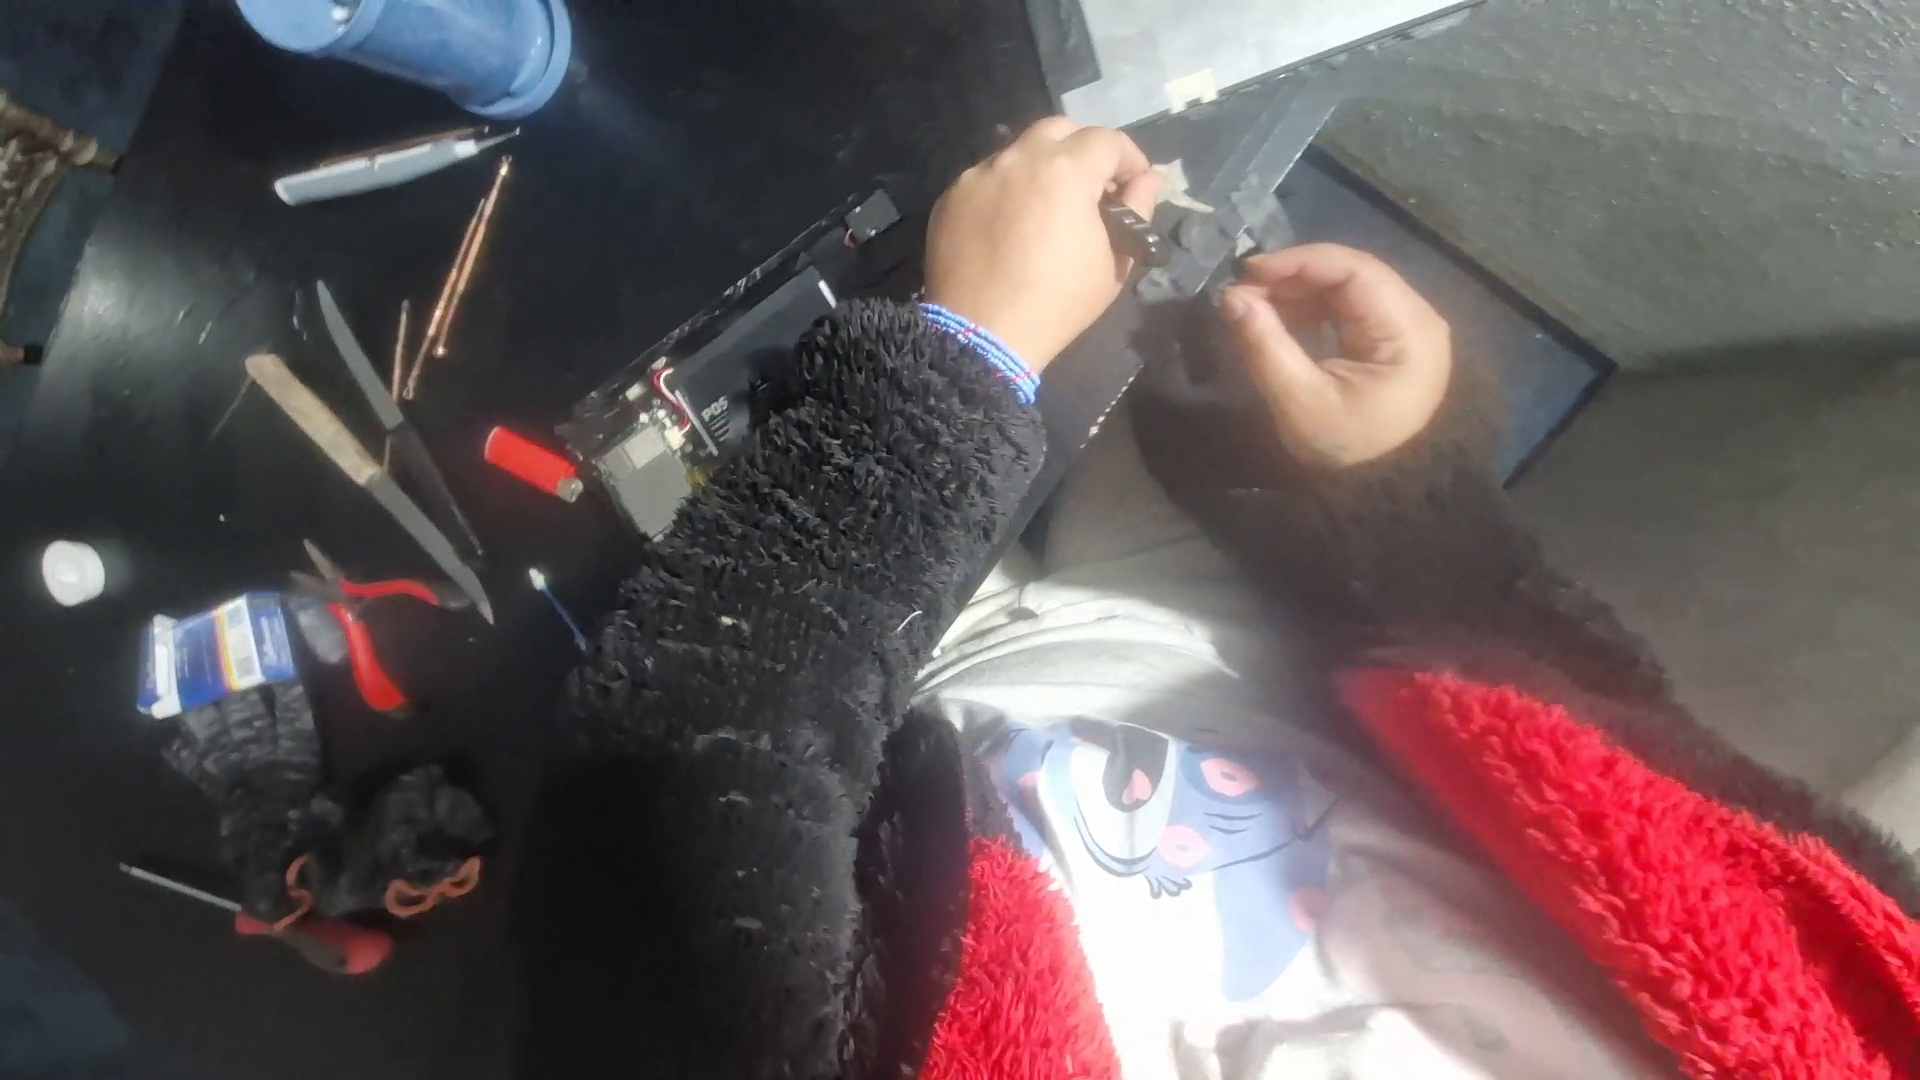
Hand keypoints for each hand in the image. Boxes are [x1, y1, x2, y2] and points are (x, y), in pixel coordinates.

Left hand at [924, 117, 1162, 371]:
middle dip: (1082, 150)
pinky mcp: (950, 199)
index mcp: (1065, 170)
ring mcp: (978, 176)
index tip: (1136, 183)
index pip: (1108, 141)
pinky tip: (1009, 226)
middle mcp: (1018, 159)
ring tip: (1046, 207)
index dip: (1130, 159)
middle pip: (1058, 131)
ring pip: (1017, 153)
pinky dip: (1004, 193)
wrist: (982, 338)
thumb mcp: (1111, 266)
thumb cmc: (1056, 305)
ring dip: (1039, 170)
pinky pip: (985, 181)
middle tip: (1092, 187)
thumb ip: (1135, 213)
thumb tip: (1147, 181)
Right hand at [1218, 245, 1452, 468]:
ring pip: (1347, 288)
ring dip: (1297, 291)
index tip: (1246, 272)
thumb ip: (1264, 345)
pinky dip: (1309, 308)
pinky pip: (1347, 308)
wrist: (1376, 490)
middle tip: (1242, 290)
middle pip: (1352, 274)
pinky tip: (1277, 317)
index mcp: (1409, 330)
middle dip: (1293, 276)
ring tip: (1252, 305)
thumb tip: (1228, 297)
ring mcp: (1405, 328)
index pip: (1355, 271)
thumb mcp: (1297, 400)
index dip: (1298, 262)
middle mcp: (1417, 317)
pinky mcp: (1388, 341)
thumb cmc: (1342, 448)